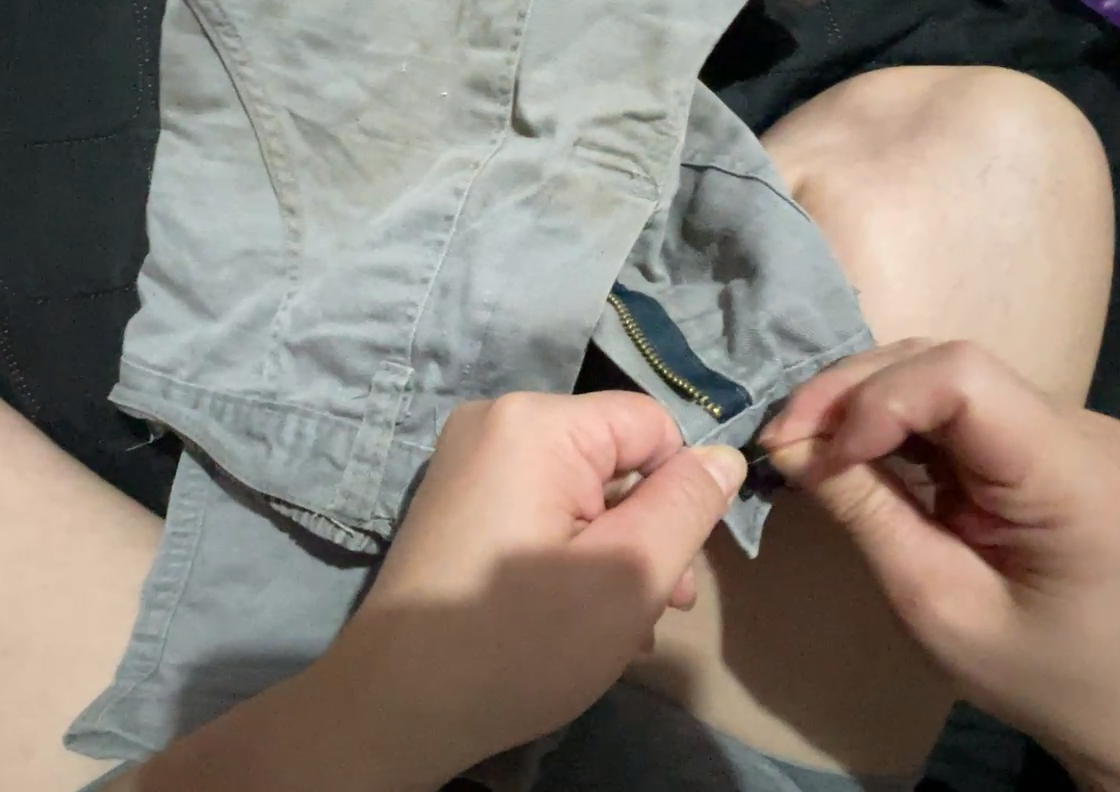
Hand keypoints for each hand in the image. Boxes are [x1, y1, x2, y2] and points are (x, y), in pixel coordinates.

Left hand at [331, 391, 747, 780]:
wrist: (396, 702)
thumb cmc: (520, 639)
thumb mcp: (627, 574)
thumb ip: (686, 506)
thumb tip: (723, 454)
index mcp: (535, 420)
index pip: (649, 424)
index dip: (676, 490)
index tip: (670, 564)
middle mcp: (496, 418)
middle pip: (612, 457)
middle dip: (644, 529)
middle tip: (658, 605)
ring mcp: (469, 455)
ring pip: (579, 485)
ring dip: (611, 548)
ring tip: (620, 622)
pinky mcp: (457, 492)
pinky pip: (538, 500)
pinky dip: (566, 546)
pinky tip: (573, 610)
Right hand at [756, 340, 1119, 775]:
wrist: (1116, 699)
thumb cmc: (1029, 669)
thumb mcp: (932, 600)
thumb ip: (861, 511)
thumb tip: (784, 443)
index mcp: (1075, 477)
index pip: (964, 380)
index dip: (876, 399)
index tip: (821, 454)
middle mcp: (1079, 426)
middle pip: (940, 363)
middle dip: (848, 393)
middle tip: (785, 439)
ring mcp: (1061, 419)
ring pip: (933, 368)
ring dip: (857, 397)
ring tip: (808, 441)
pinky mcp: (1035, 425)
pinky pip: (942, 394)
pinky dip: (882, 412)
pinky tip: (853, 445)